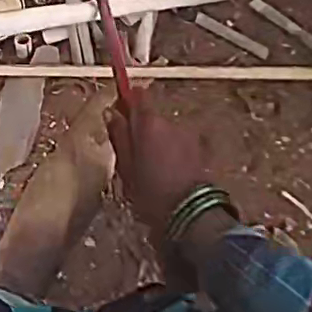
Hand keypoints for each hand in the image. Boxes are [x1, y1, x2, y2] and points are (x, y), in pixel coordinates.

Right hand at [106, 99, 212, 235]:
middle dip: (140, 128)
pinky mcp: (200, 151)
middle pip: (151, 116)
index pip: (137, 95)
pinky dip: (170, 152)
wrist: (192, 217)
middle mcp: (170, 123)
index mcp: (149, 123)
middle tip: (131, 153)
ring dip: (157, 142)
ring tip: (150, 168)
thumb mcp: (125, 166)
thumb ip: (118, 135)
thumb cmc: (151, 192)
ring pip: (165, 131)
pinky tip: (166, 173)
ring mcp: (188, 136)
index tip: (118, 114)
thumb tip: (112, 114)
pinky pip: (177, 144)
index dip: (126, 100)